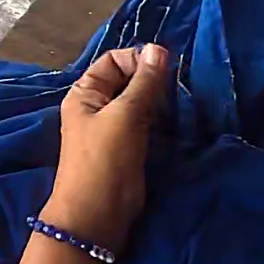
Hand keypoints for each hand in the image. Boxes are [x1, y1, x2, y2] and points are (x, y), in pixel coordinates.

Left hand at [41, 45, 170, 250]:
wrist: (98, 214)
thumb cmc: (105, 160)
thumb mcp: (125, 115)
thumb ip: (144, 82)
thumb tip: (158, 49)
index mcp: (85, 93)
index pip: (113, 60)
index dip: (138, 59)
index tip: (166, 68)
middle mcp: (97, 107)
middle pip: (128, 80)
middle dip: (151, 80)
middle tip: (175, 89)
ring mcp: (113, 128)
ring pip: (140, 102)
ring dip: (159, 100)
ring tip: (177, 106)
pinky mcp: (128, 147)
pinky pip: (146, 123)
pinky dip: (160, 119)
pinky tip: (175, 121)